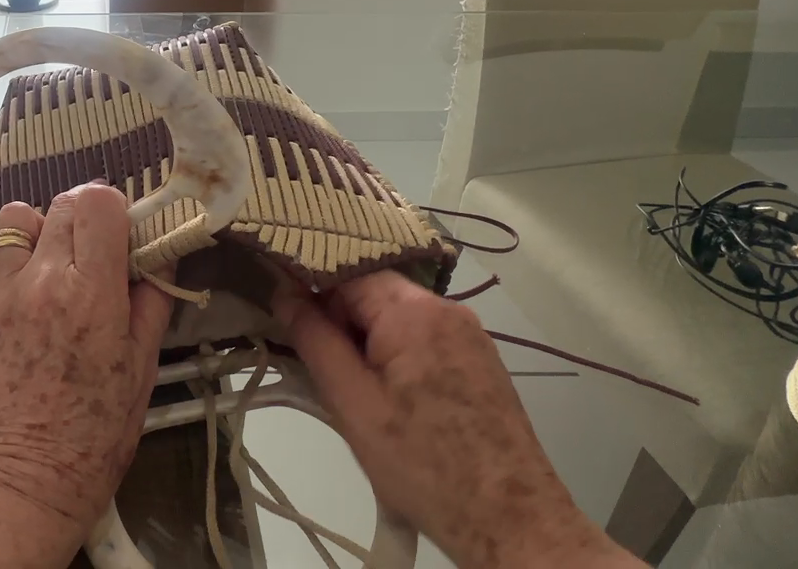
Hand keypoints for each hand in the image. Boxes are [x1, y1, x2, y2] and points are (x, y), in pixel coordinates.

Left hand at [0, 183, 172, 538]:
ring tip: (44, 266)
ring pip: (16, 218)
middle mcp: (42, 279)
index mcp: (93, 293)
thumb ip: (152, 298)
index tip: (117, 231)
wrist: (29, 477)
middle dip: (80, 220)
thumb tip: (159, 251)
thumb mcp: (143, 365)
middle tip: (87, 255)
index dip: (112, 208)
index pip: (97, 203)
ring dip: (35, 232)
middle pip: (61, 205)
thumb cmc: (98, 428)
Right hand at [278, 272, 640, 568]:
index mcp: (413, 309)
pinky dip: (397, 355)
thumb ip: (313, 338)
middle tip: (326, 372)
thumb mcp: (351, 402)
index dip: (312, 295)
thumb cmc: (423, 465)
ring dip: (367, 342)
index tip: (289, 325)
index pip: (345, 272)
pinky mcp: (480, 360)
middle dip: (341, 324)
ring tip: (359, 393)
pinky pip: (422, 337)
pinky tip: (394, 400)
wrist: (514, 525)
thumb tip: (283, 292)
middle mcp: (446, 308)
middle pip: (372, 292)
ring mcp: (470, 333)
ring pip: (396, 316)